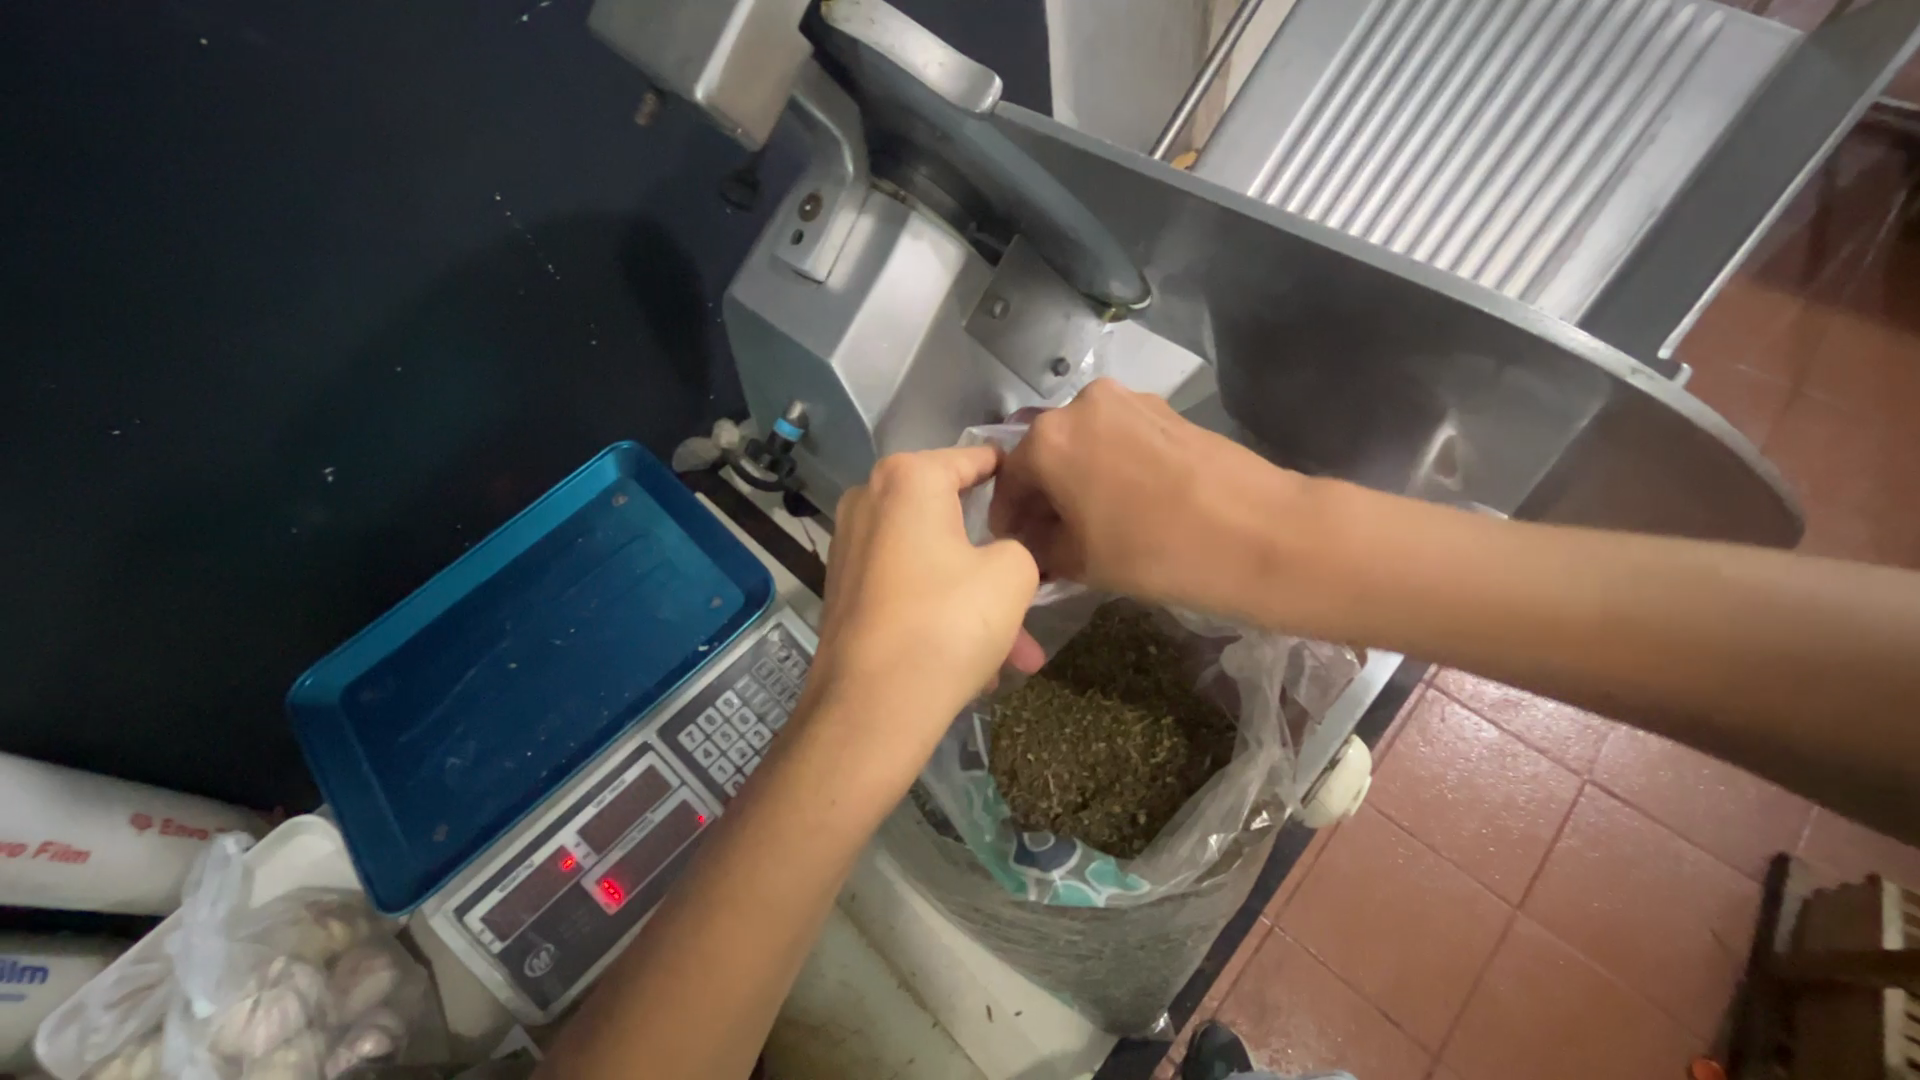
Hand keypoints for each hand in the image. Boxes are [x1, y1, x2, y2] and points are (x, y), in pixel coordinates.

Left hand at [805, 447, 1042, 743]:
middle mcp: (869, 501)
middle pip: (951, 519)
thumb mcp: (1013, 574)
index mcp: (907, 479)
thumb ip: (1020, 545)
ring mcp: (850, 547)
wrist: (871, 707)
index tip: (1038, 494)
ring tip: (1018, 653)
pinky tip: (976, 666)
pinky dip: (942, 615)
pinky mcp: (844, 591)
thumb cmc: (948, 623)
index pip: (974, 459)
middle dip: (997, 564)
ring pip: (934, 565)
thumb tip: (1002, 555)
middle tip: (1032, 595)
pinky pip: (909, 591)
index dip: (1013, 476)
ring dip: (976, 602)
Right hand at [989, 378, 1308, 616]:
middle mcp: (1081, 405)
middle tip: (1052, 537)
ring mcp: (1129, 401)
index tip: (1014, 546)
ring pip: (1084, 442)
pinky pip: (1119, 438)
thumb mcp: (1080, 562)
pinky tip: (1129, 502)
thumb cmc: (1153, 550)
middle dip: (1043, 495)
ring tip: (1093, 521)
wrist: (1256, 532)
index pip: (1009, 480)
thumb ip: (1041, 549)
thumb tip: (1033, 544)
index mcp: (1048, 439)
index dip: (1008, 518)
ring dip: (1078, 478)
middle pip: (1046, 453)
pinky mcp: (1166, 409)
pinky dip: (1111, 466)